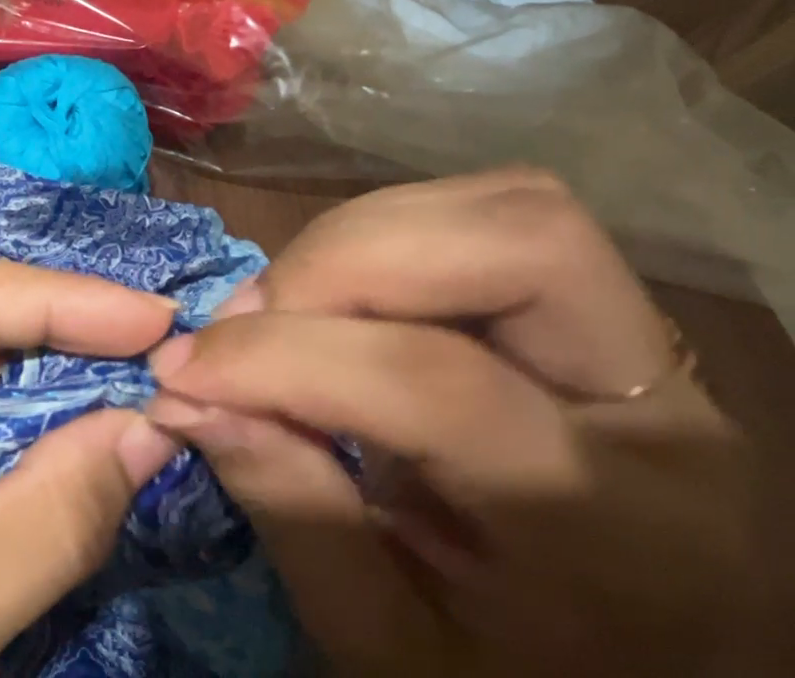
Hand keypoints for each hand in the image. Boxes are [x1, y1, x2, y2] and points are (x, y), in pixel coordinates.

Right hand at [144, 170, 752, 676]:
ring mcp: (643, 350)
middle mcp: (657, 410)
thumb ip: (293, 514)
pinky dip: (374, 241)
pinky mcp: (604, 320)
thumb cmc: (505, 672)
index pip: (434, 381)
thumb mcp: (387, 645)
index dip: (279, 358)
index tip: (180, 372)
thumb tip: (188, 398)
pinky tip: (326, 304)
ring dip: (353, 241)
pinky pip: (482, 224)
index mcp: (614, 530)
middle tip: (248, 323)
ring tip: (277, 312)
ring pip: (500, 207)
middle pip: (517, 238)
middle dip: (339, 260)